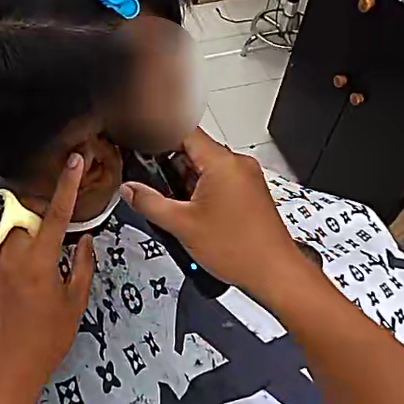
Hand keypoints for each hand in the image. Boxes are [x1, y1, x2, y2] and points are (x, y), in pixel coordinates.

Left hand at [0, 154, 94, 403]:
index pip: (56, 213)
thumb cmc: (47, 339)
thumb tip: (84, 240)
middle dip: (40, 211)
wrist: (6, 369)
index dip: (68, 184)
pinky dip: (13, 256)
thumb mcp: (75, 301)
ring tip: (38, 263)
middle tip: (55, 230)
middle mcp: (9, 256)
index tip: (74, 161)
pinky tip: (22, 284)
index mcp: (38, 261)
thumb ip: (82, 264)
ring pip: (9, 232)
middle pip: (25, 215)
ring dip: (26, 235)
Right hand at [121, 130, 316, 301]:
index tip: (142, 146)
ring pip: (207, 168)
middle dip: (171, 168)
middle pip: (195, 151)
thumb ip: (148, 203)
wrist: (273, 272)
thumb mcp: (181, 225)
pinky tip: (196, 215)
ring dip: (187, 183)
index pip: (184, 131)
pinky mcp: (251, 193)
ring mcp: (247, 178)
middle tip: (156, 188)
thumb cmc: (241, 250)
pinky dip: (204, 192)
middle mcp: (238, 165)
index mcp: (222, 162)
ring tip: (178, 209)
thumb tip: (130, 190)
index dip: (158, 137)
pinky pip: (221, 181)